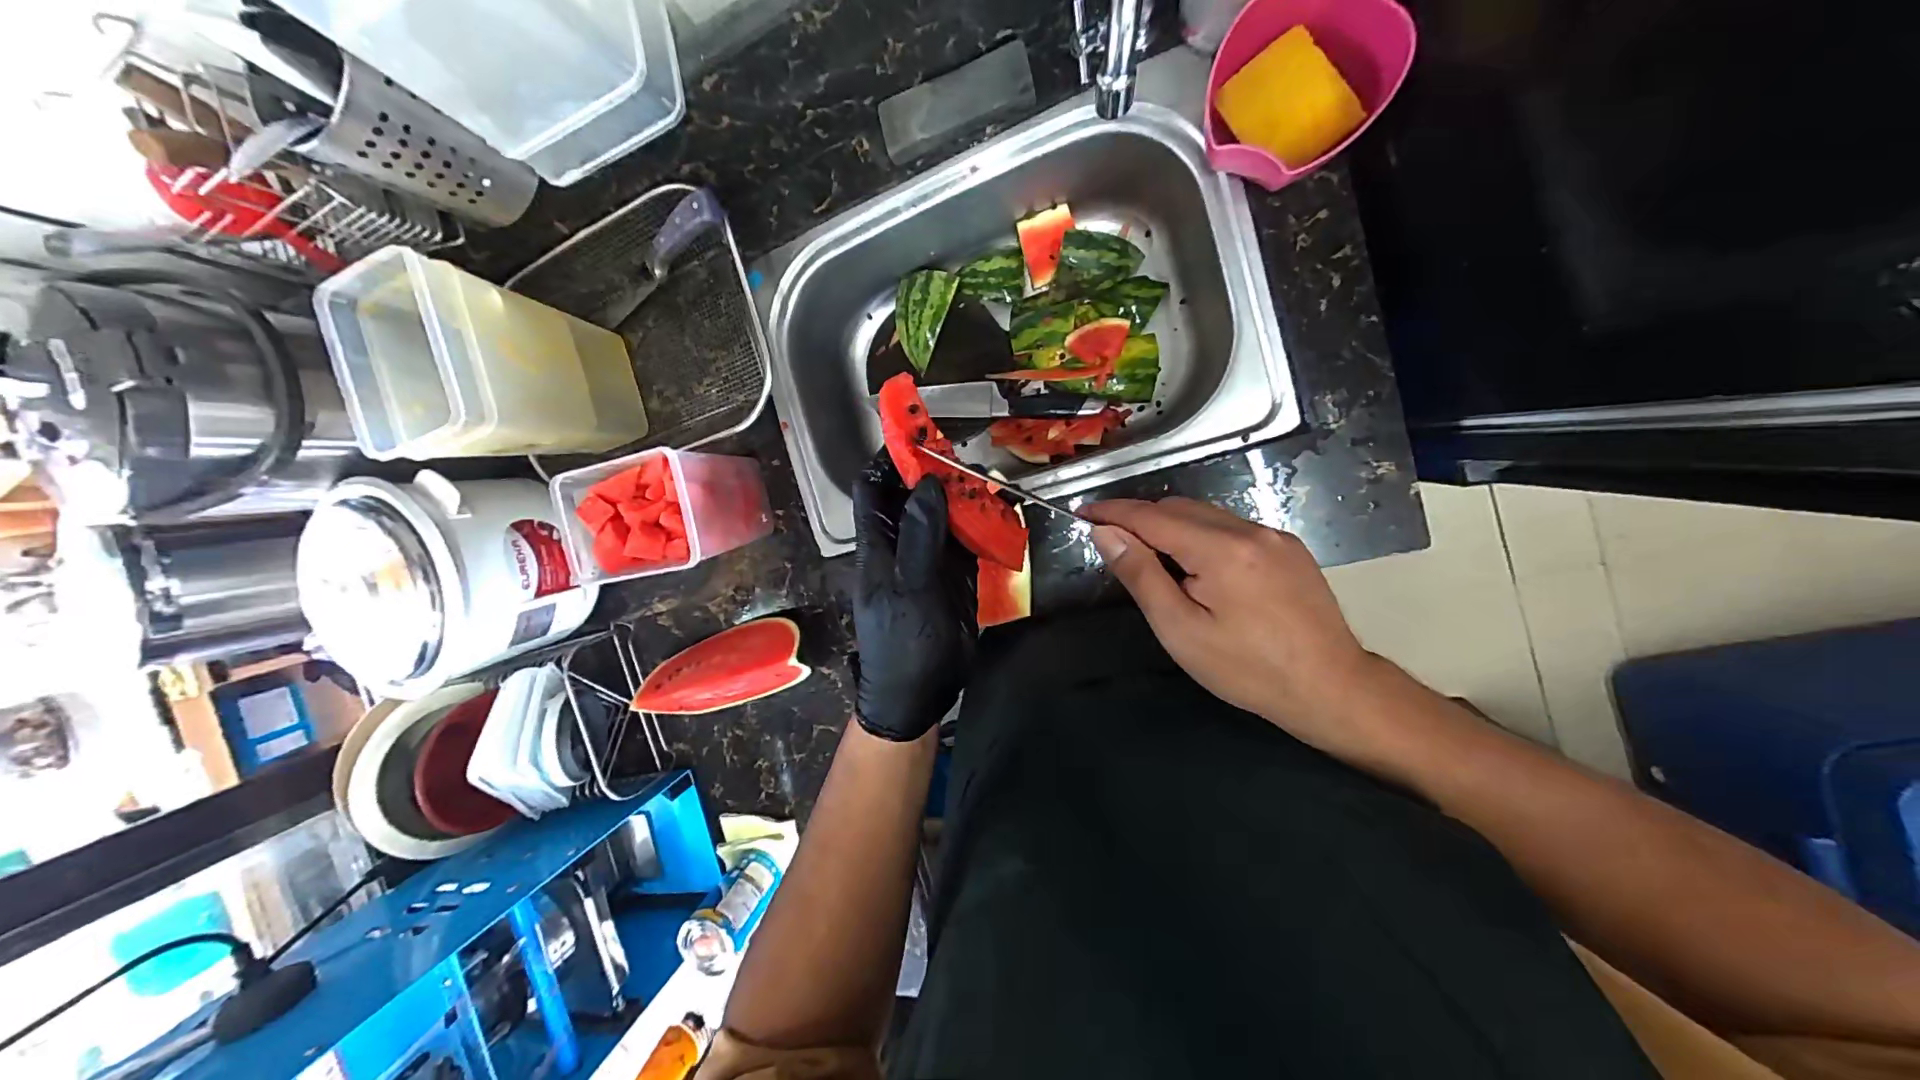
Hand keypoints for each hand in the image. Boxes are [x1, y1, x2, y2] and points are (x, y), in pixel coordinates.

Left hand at [851, 452, 976, 740]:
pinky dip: (982, 524)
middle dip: (935, 472)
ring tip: (988, 478)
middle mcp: (902, 545)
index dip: (889, 459)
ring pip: (943, 516)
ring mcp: (929, 560)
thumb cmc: (905, 643)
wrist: (918, 695)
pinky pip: (966, 541)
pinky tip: (1002, 512)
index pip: (874, 489)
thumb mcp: (910, 588)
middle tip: (965, 454)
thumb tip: (926, 483)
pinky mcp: (954, 576)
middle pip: (913, 496)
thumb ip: (919, 536)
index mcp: (879, 544)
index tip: (917, 432)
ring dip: (963, 497)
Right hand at [1082, 497, 1374, 745]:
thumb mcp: (1180, 629)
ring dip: (1171, 524)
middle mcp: (1251, 530)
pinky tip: (1195, 563)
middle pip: (1180, 508)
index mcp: (1221, 549)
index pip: (1153, 516)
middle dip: (1140, 517)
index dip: (1114, 512)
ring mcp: (1275, 536)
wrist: (1330, 688)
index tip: (1084, 513)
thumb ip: (1141, 575)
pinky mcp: (1290, 548)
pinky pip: (1232, 527)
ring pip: (1207, 514)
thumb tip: (1106, 533)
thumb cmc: (1246, 669)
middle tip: (1110, 539)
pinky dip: (1202, 533)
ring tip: (1148, 553)